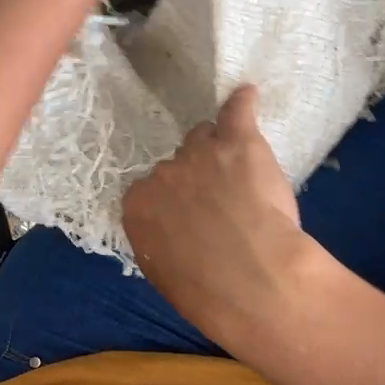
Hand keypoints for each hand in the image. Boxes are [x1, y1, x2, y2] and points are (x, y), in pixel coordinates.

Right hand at [122, 87, 328, 348]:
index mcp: (137, 207)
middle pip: (176, 163)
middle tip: (218, 200)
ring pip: (204, 139)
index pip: (149, 191)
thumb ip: (159, 239)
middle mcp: (161, 175)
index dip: (172, 201)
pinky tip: (247, 96)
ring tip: (237, 170)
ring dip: (217, 150)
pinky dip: (241, 104)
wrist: (247, 277)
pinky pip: (236, 111)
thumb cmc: (202, 288)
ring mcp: (198, 155)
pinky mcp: (238, 143)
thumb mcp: (162, 269)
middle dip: (194, 177)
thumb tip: (168, 234)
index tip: (187, 213)